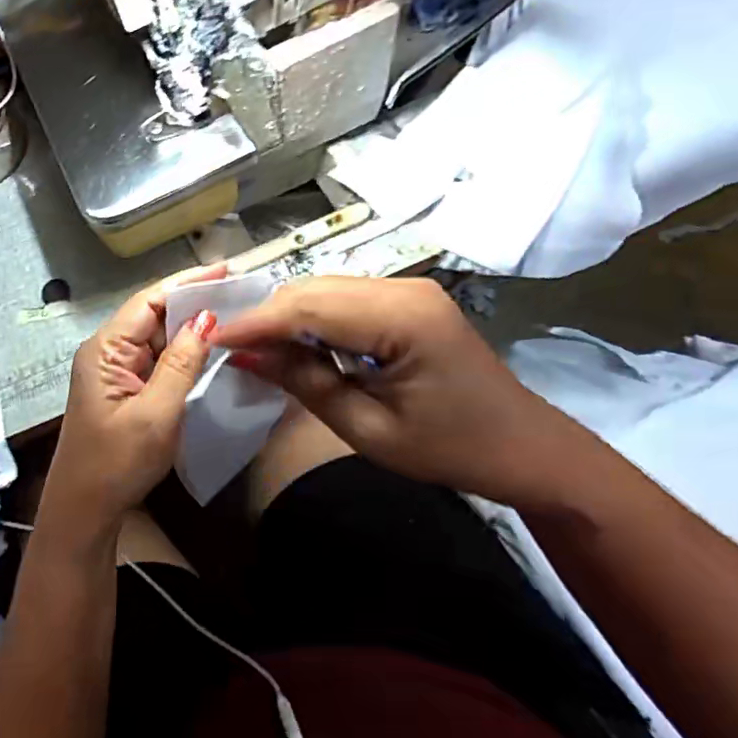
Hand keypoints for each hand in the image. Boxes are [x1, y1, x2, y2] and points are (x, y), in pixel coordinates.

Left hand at [41, 264, 225, 538]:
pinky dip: (182, 350)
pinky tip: (209, 345)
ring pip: (156, 335)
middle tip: (237, 290)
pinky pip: (156, 358)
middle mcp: (106, 350)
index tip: (224, 270)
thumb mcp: (157, 413)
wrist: (85, 511)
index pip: (149, 301)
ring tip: (232, 310)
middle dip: (192, 300)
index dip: (187, 283)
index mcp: (105, 349)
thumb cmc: (117, 463)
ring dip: (190, 325)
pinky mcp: (124, 387)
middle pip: (152, 313)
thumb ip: (181, 363)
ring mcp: (114, 369)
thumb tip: (206, 318)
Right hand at [212, 276, 593, 507]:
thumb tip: (244, 356)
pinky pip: (343, 299)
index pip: (307, 307)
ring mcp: (407, 288)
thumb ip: (304, 383)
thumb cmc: (453, 450)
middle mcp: (403, 288)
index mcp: (401, 318)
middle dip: (266, 316)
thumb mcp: (370, 430)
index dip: (255, 323)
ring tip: (253, 348)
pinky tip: (294, 343)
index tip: (210, 340)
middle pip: (312, 289)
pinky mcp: (407, 299)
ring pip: (324, 289)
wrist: (528, 449)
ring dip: (286, 316)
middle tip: (226, 348)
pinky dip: (311, 319)